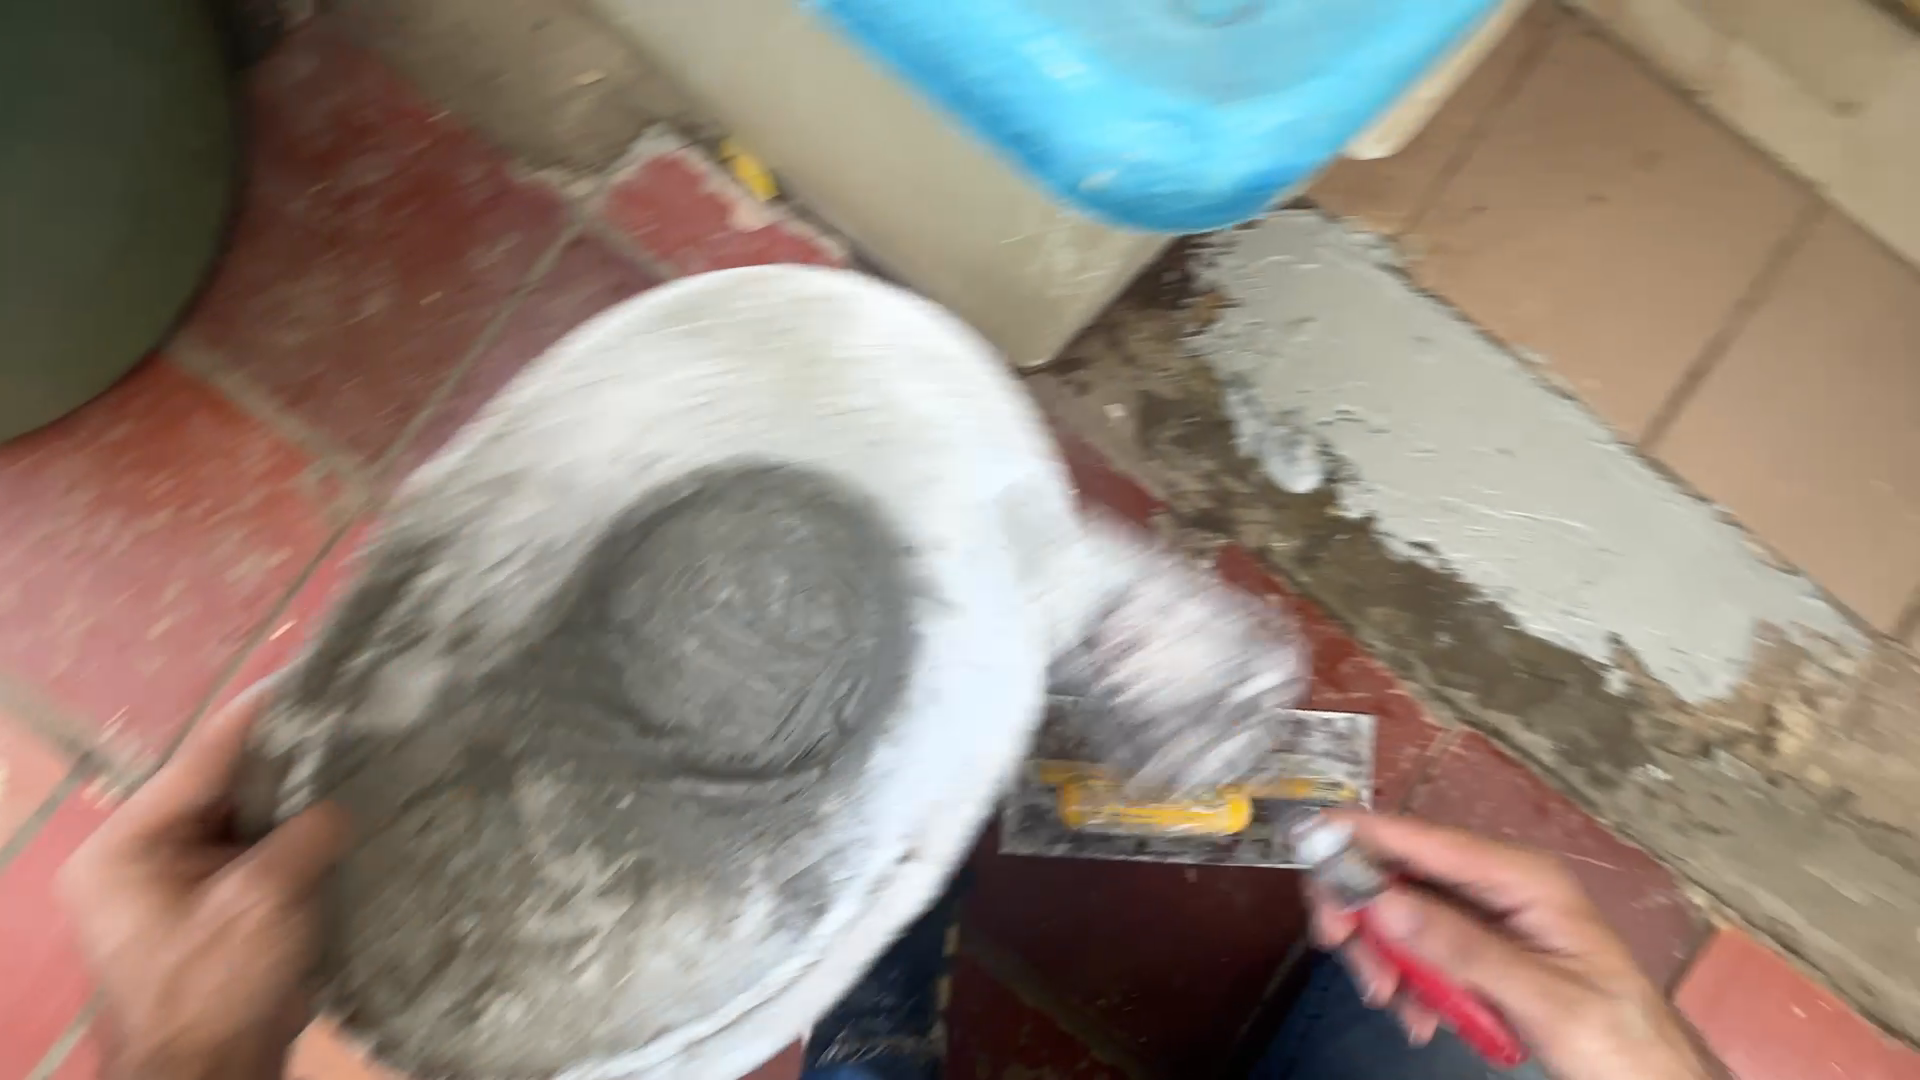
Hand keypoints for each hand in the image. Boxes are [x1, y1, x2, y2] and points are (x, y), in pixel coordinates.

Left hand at [60, 684, 351, 1079]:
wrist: (215, 1064)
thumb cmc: (219, 984)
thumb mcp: (262, 902)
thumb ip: (305, 834)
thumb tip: (346, 798)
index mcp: (131, 844)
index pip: (208, 753)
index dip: (268, 710)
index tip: (325, 670)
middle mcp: (151, 845)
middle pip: (235, 773)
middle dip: (298, 745)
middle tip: (366, 708)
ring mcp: (190, 866)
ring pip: (259, 800)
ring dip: (311, 780)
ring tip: (373, 743)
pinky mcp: (228, 884)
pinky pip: (273, 829)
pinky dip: (313, 813)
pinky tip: (360, 793)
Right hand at [1305, 813, 1717, 1079]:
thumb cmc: (1625, 1047)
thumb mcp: (1549, 1002)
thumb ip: (1464, 949)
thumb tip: (1381, 900)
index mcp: (1518, 876)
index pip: (1421, 838)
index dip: (1359, 833)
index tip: (1307, 839)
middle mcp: (1491, 882)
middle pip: (1396, 872)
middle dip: (1362, 910)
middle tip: (1337, 947)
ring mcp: (1481, 914)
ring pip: (1396, 911)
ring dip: (1381, 955)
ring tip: (1393, 1005)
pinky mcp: (1473, 946)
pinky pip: (1414, 946)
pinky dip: (1404, 979)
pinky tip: (1419, 1017)